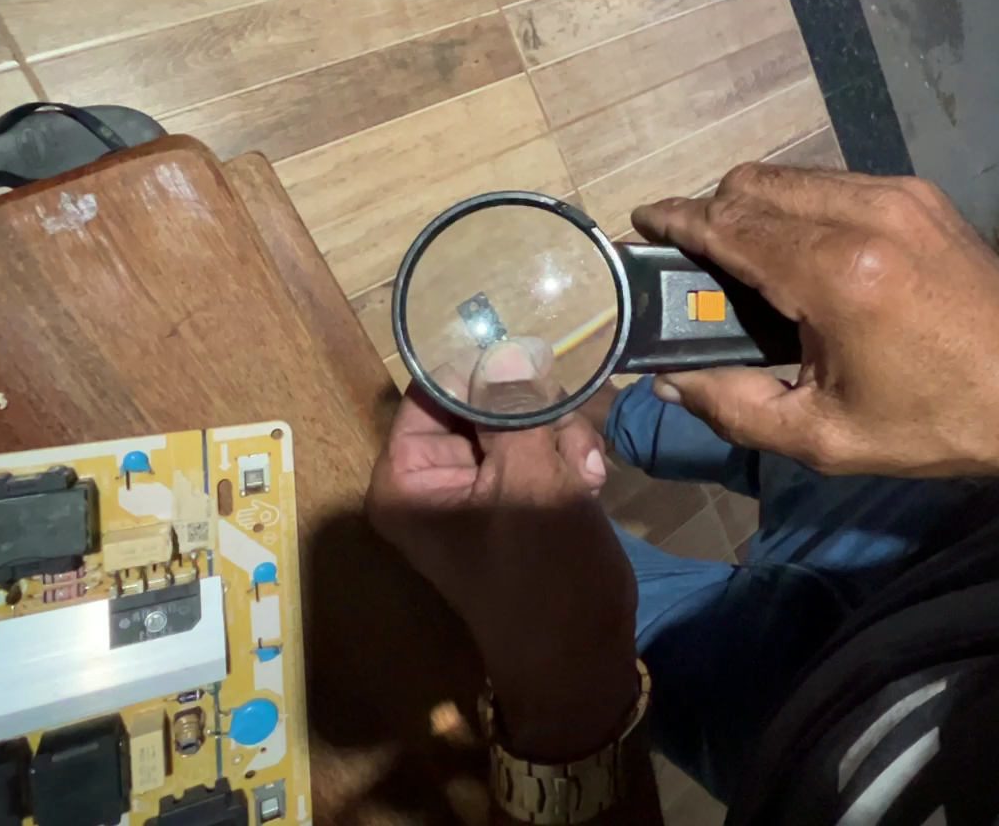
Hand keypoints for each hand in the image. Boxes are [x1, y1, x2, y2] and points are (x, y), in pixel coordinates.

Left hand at [367, 340, 640, 759]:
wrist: (585, 651)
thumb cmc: (545, 573)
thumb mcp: (530, 481)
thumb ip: (515, 408)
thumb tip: (507, 348)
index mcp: (408, 477)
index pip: (432, 392)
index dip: (481, 372)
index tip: (532, 359)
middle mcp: (434, 478)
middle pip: (480, 401)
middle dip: (532, 413)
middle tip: (567, 435)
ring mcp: (477, 486)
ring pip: (518, 419)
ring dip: (558, 436)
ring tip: (584, 472)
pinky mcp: (515, 494)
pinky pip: (538, 445)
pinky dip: (567, 455)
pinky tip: (590, 480)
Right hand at [632, 164, 998, 480]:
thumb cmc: (939, 424)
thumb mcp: (825, 438)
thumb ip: (733, 408)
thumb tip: (668, 379)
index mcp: (836, 274)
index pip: (728, 223)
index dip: (675, 220)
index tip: (641, 225)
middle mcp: (862, 213)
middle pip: (750, 183)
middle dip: (708, 212)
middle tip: (694, 262)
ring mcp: (894, 193)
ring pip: (787, 176)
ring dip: (749, 206)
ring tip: (744, 259)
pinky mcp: (915, 192)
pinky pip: (826, 182)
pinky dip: (792, 206)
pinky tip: (800, 251)